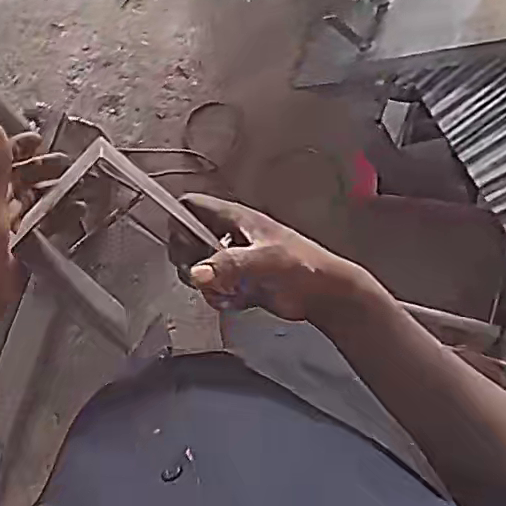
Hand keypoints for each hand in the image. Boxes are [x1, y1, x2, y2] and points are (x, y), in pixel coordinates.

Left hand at [0, 123, 60, 320]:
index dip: (18, 147)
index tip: (39, 140)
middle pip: (19, 179)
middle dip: (41, 168)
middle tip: (64, 163)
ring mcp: (6, 228)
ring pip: (31, 200)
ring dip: (51, 191)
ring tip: (73, 185)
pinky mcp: (19, 247)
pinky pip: (40, 224)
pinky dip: (57, 215)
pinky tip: (71, 214)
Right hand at [180, 194, 388, 328]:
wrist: (324, 294)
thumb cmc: (302, 265)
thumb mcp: (263, 260)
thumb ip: (229, 265)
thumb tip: (196, 273)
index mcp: (234, 218)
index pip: (190, 206)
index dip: (181, 224)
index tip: (189, 247)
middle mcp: (228, 234)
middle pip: (186, 240)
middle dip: (190, 261)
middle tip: (206, 275)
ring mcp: (231, 258)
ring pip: (196, 267)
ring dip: (205, 283)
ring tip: (227, 290)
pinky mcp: (236, 280)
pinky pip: (211, 287)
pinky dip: (218, 296)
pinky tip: (237, 299)